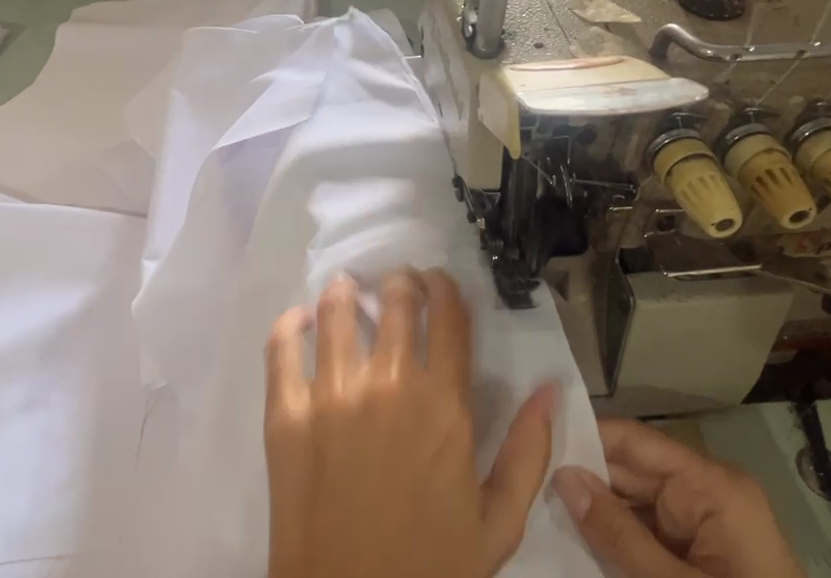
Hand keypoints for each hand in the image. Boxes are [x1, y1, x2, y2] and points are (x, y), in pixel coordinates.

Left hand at [265, 268, 557, 577]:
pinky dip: (289, 324)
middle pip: (395, 301)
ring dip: (346, 293)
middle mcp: (387, 384)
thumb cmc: (431, 568)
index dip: (445, 287)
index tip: (438, 281)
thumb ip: (527, 452)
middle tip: (397, 284)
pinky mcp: (284, 414)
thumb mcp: (497, 523)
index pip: (448, 316)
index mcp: (443, 405)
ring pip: (337, 312)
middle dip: (400, 283)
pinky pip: (281, 348)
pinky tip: (299, 320)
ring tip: (349, 291)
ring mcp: (330, 394)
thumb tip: (549, 389)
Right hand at [551, 418, 805, 577]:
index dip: (582, 437)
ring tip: (536, 508)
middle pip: (630, 470)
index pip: (633, 441)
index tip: (529, 440)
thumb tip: (563, 476)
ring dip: (593, 513)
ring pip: (633, 504)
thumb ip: (617, 532)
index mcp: (712, 486)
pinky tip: (573, 541)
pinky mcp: (701, 553)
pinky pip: (647, 532)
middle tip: (522, 482)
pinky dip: (615, 540)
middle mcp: (707, 492)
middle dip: (581, 479)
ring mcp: (705, 524)